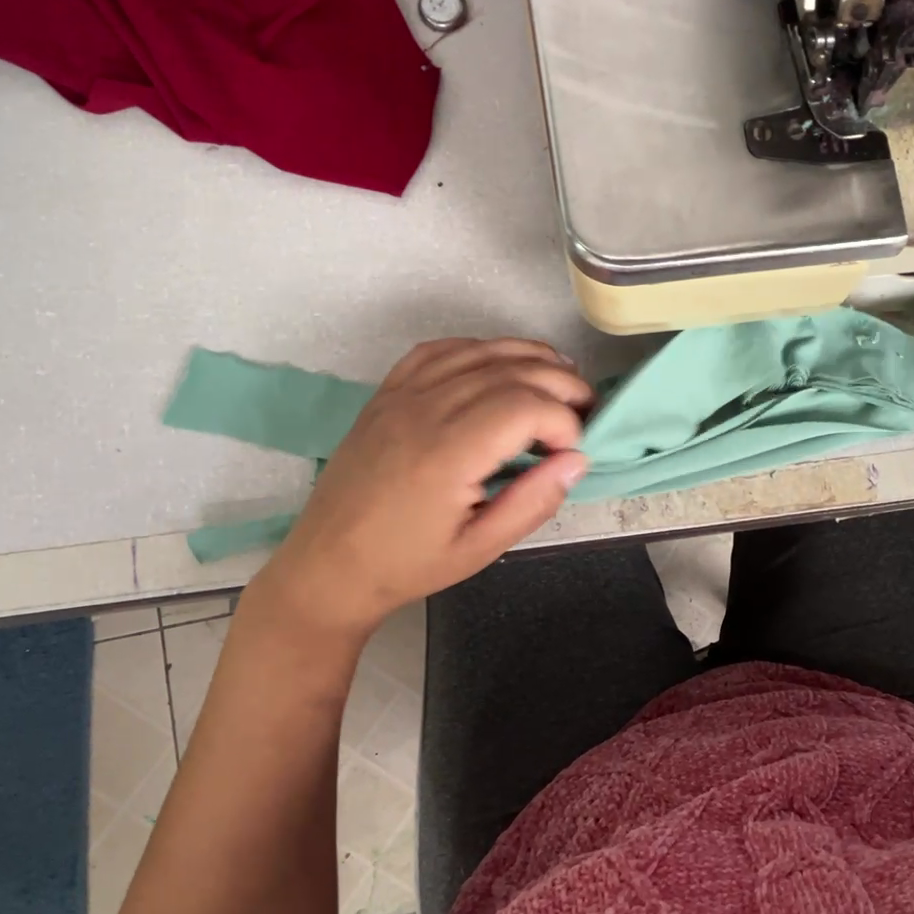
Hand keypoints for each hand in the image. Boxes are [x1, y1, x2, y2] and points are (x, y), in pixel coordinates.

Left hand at [247, 338, 591, 640]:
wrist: (328, 565)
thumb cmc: (407, 565)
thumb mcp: (480, 549)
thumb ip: (533, 502)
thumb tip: (577, 461)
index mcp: (447, 455)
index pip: (524, 406)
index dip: (564, 421)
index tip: (573, 451)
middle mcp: (424, 412)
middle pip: (509, 370)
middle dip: (560, 383)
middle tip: (585, 409)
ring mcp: (401, 397)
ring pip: (478, 351)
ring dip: (528, 357)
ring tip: (561, 377)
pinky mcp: (387, 394)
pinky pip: (439, 351)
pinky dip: (480, 348)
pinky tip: (502, 364)